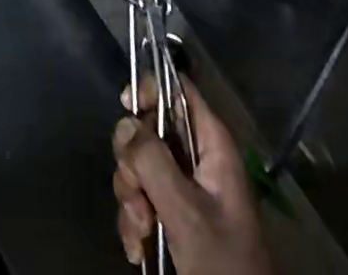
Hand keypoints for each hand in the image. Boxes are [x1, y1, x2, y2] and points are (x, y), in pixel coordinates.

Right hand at [112, 79, 272, 274]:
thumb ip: (153, 163)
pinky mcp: (172, 211)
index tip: (126, 105)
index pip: (179, 91)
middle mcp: (196, 157)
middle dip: (133, 164)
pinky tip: (138, 247)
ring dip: (131, 198)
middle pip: (149, 130)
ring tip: (141, 232)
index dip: (151, 89)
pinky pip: (140, 196)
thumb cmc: (223, 260)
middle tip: (138, 197)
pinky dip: (133, 220)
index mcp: (211, 144)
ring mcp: (184, 184)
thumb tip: (124, 121)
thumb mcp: (185, 211)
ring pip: (139, 166)